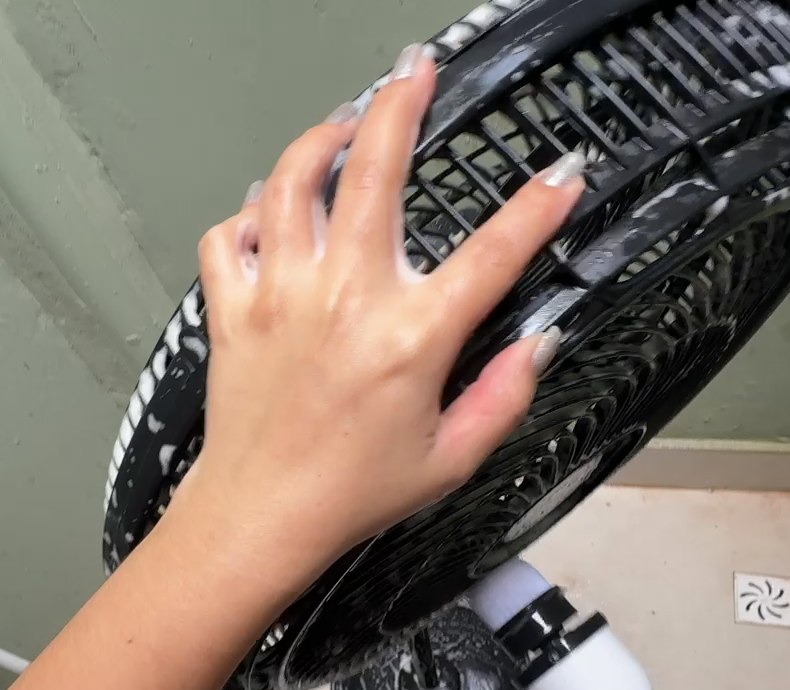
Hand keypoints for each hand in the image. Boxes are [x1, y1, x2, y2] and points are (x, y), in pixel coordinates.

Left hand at [172, 43, 586, 590]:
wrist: (262, 516)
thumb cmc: (348, 495)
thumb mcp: (448, 461)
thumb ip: (502, 398)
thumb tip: (536, 346)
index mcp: (410, 338)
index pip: (494, 253)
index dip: (538, 206)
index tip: (560, 175)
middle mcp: (345, 300)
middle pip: (376, 168)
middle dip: (403, 103)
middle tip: (416, 73)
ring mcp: (282, 297)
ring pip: (293, 181)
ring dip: (319, 140)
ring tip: (340, 126)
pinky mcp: (234, 311)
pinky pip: (229, 236)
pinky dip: (247, 215)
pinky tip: (268, 214)